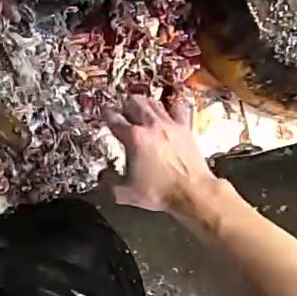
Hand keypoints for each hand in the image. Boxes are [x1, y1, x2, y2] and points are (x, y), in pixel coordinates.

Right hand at [103, 93, 220, 217]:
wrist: (193, 192)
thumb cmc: (161, 192)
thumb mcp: (125, 193)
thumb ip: (108, 183)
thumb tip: (103, 176)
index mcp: (134, 138)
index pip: (114, 118)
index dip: (106, 114)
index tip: (104, 113)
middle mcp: (151, 126)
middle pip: (134, 103)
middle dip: (125, 105)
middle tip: (122, 110)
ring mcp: (170, 125)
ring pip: (153, 102)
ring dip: (144, 103)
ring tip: (140, 107)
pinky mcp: (185, 128)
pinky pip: (177, 108)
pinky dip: (169, 106)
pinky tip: (167, 108)